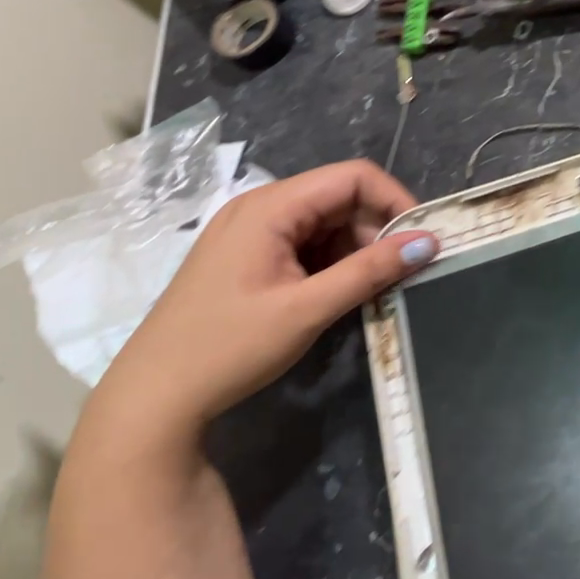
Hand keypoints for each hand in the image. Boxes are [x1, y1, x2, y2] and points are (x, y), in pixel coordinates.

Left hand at [95, 160, 438, 436]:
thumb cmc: (228, 348)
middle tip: (400, 271)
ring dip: (356, 250)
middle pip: (340, 198)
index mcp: (270, 207)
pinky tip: (339, 294)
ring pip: (326, 223)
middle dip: (377, 230)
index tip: (422, 238)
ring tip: (372, 288)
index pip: (353, 176)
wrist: (150, 402)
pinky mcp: (248, 258)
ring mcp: (251, 233)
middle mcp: (260, 208)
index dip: (395, 200)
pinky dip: (332, 263)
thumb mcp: (308, 309)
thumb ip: (370, 270)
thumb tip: (428, 242)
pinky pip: (306, 244)